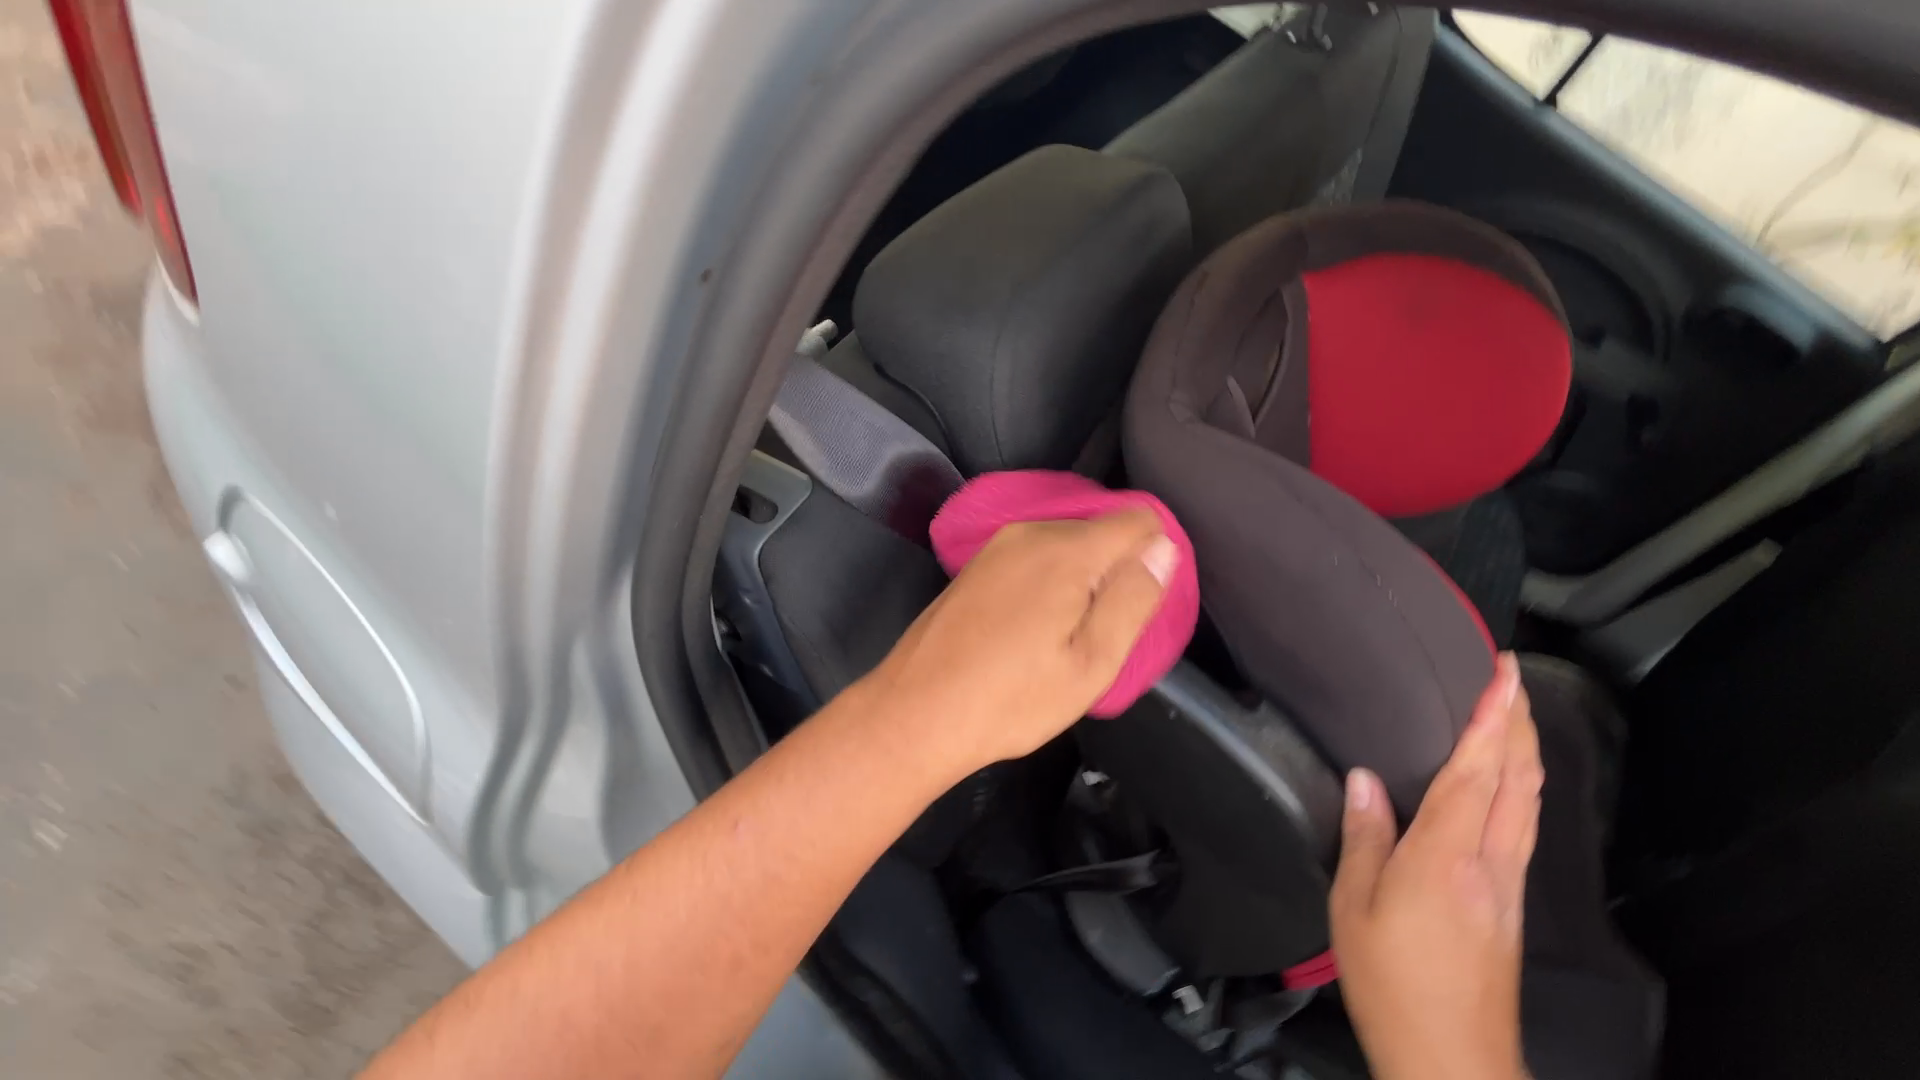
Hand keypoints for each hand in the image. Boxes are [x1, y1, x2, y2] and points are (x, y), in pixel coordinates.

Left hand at [861, 509, 1176, 774]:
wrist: (916, 713)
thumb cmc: (1011, 699)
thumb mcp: (1091, 662)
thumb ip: (1133, 598)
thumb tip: (1163, 547)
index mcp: (1066, 551)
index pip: (1139, 520)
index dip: (1155, 557)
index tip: (1142, 606)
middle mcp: (1029, 533)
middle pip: (1101, 532)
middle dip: (1115, 572)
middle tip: (1103, 636)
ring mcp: (997, 547)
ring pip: (1066, 546)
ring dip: (1081, 582)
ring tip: (1066, 640)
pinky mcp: (976, 566)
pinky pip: (1034, 559)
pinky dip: (1048, 585)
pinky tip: (1033, 633)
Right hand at [1330, 653, 1540, 1079]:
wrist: (1451, 1056)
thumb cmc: (1392, 981)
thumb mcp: (1355, 907)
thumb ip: (1365, 838)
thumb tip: (1366, 781)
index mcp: (1448, 857)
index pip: (1476, 772)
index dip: (1490, 719)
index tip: (1499, 674)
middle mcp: (1491, 863)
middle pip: (1518, 780)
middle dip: (1518, 723)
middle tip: (1509, 678)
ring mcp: (1507, 884)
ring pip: (1528, 802)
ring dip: (1524, 751)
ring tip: (1513, 715)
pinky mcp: (1510, 904)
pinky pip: (1523, 826)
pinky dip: (1520, 786)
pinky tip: (1509, 783)